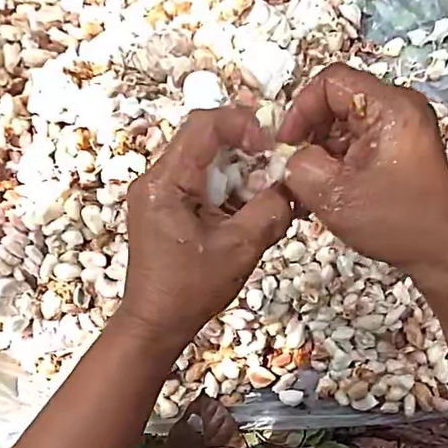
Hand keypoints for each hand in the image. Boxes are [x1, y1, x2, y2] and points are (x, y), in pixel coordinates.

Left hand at [116, 106, 294, 350]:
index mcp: (166, 183)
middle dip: (245, 154)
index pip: (204, 126)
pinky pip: (202, 184)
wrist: (156, 323)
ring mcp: (159, 193)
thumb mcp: (240, 248)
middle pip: (206, 141)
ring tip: (262, 200)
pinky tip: (245, 213)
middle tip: (274, 174)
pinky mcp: (167, 207)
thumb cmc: (190, 290)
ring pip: (207, 162)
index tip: (271, 147)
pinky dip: (229, 192)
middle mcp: (156, 180)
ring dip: (240, 175)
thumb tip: (292, 186)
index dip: (243, 125)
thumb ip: (270, 210)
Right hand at [278, 63, 447, 276]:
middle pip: (339, 101)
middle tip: (297, 167)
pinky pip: (360, 142)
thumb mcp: (334, 195)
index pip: (331, 82)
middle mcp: (402, 108)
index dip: (300, 109)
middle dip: (311, 133)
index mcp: (391, 107)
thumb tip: (291, 156)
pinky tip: (330, 191)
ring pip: (346, 124)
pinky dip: (340, 161)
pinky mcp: (403, 148)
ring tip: (312, 187)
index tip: (287, 144)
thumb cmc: (398, 223)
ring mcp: (405, 128)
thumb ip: (300, 165)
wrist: (441, 254)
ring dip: (323, 152)